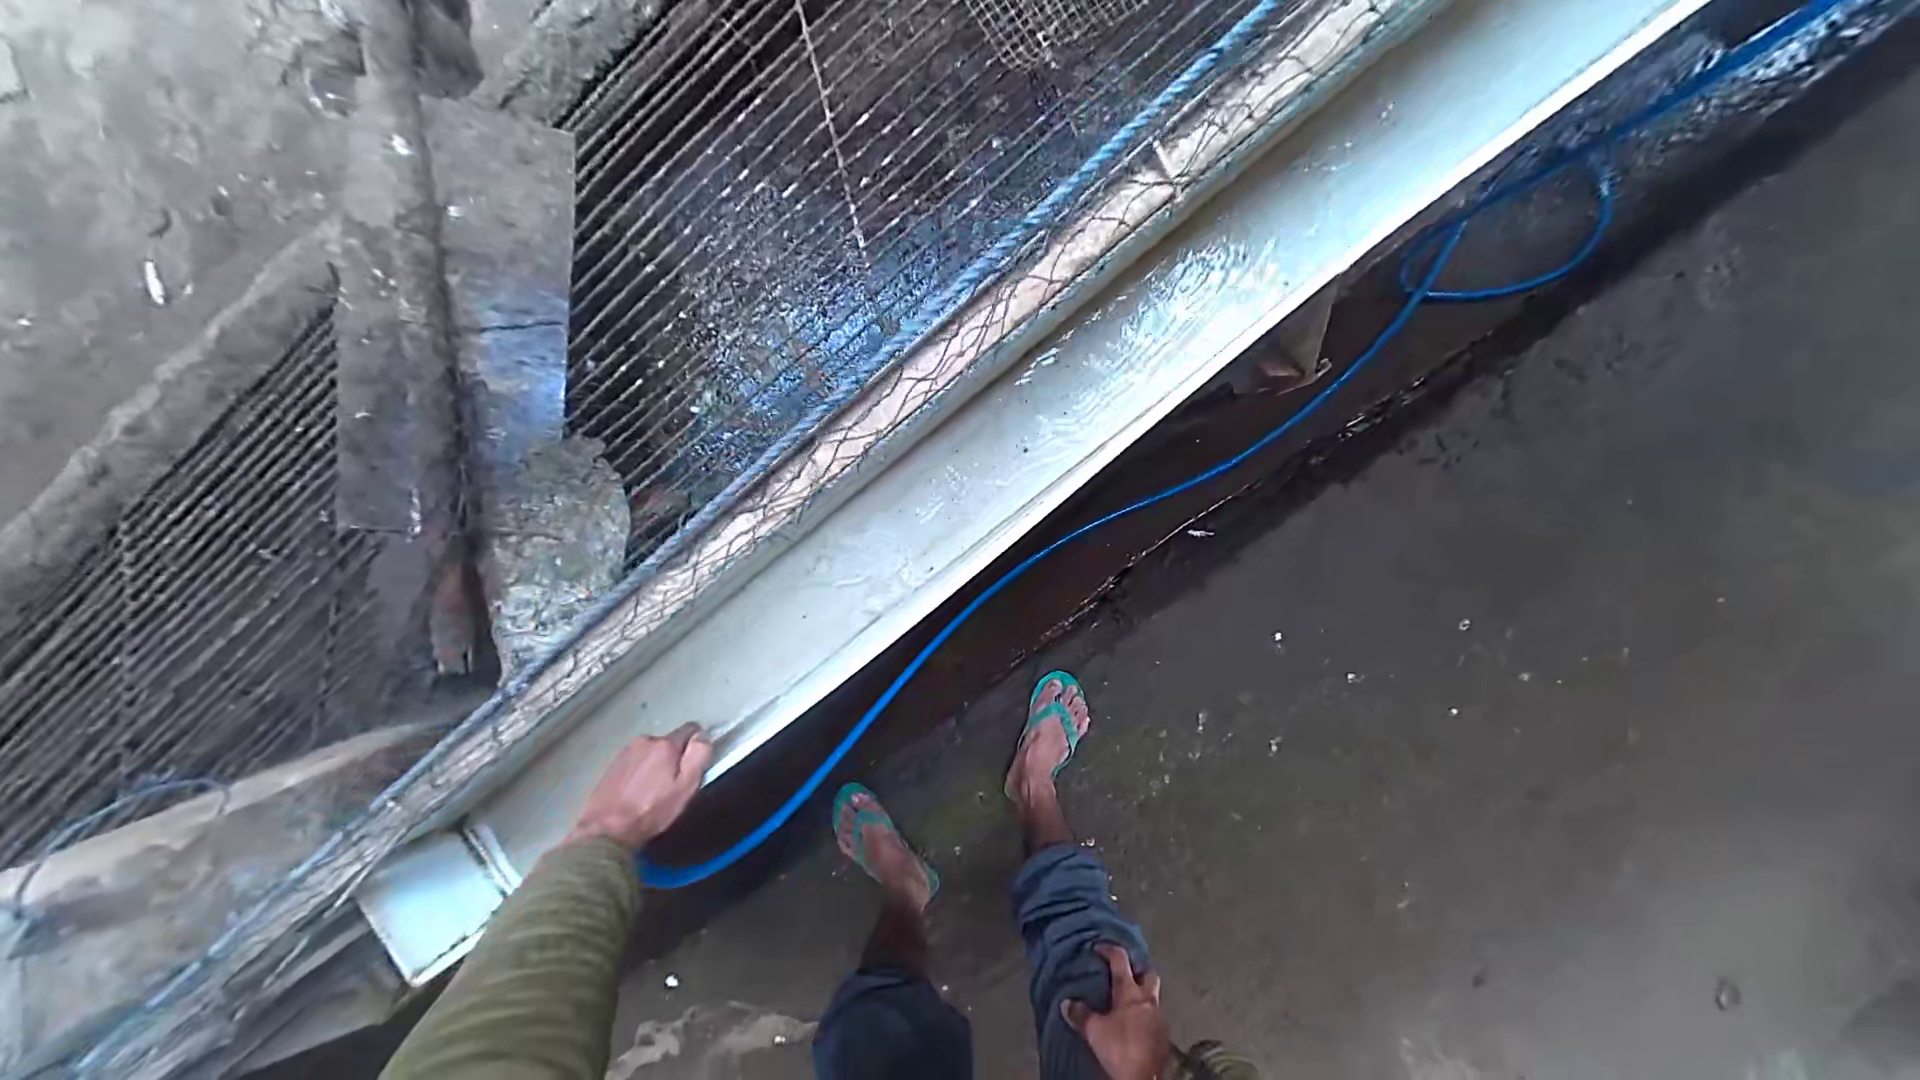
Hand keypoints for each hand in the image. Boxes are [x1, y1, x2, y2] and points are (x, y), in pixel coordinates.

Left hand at [565, 724, 712, 851]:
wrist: (605, 831)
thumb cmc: (651, 811)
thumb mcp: (686, 787)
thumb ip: (699, 756)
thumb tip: (702, 736)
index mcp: (665, 744)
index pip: (691, 728)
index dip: (696, 744)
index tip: (693, 764)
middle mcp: (645, 740)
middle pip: (669, 742)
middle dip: (674, 757)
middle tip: (671, 784)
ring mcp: (625, 752)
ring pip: (651, 751)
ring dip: (655, 763)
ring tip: (651, 790)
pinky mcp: (611, 764)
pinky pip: (635, 760)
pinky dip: (639, 771)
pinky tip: (635, 791)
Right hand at [1062, 944, 1171, 1079]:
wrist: (1145, 1079)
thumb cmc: (1120, 1048)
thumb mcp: (1094, 1031)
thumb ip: (1080, 1014)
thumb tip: (1066, 1003)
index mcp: (1129, 991)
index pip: (1120, 958)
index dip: (1108, 949)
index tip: (1097, 948)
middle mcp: (1148, 998)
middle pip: (1147, 972)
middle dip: (1136, 967)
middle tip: (1124, 970)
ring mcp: (1159, 1016)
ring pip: (1153, 994)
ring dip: (1142, 991)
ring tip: (1127, 997)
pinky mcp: (1163, 1034)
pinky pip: (1154, 1013)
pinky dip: (1145, 1012)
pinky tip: (1136, 1020)